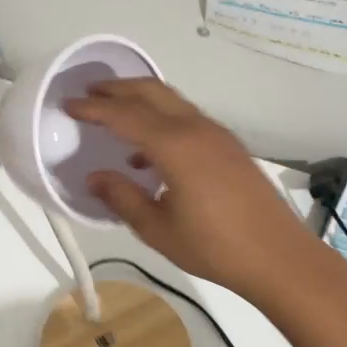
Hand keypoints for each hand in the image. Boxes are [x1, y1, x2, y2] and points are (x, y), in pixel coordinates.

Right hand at [64, 79, 305, 290]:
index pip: (125, 116)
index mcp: (175, 147)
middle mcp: (197, 130)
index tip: (67, 105)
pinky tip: (146, 153)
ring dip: (140, 100)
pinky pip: (187, 118)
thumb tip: (95, 177)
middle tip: (87, 92)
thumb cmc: (215, 248)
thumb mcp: (157, 229)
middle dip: (116, 89)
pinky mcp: (229, 147)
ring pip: (172, 101)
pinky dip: (160, 119)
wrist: (279, 257)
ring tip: (112, 111)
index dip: (93, 109)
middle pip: (151, 93)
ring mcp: (217, 135)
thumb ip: (123, 198)